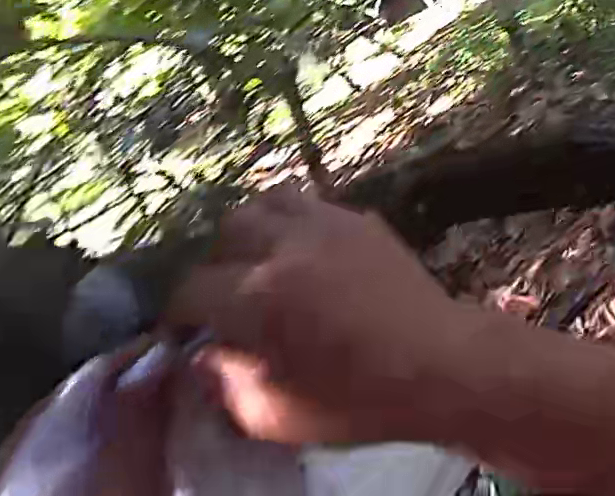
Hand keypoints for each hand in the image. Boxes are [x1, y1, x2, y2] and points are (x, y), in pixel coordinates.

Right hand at [166, 189, 485, 445]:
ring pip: (266, 200)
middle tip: (226, 292)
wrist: (435, 361)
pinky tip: (303, 248)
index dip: (179, 312)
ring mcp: (324, 220)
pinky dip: (292, 220)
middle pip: (226, 230)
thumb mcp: (275, 414)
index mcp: (259, 295)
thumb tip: (201, 352)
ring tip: (260, 257)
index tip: (185, 329)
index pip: (192, 288)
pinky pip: (309, 201)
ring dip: (253, 229)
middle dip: (216, 263)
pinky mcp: (355, 215)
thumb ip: (224, 381)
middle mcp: (285, 244)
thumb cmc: (355, 398)